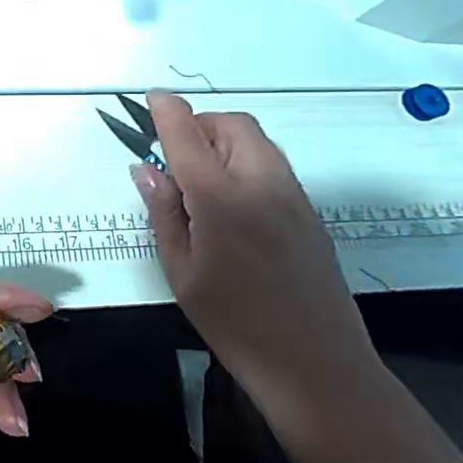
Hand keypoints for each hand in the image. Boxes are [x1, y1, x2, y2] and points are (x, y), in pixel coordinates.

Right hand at [132, 91, 379, 416]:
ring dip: (223, 141)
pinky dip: (244, 160)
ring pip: (257, 142)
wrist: (315, 365)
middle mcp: (264, 186)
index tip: (152, 97)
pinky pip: (272, 165)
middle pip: (234, 125)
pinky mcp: (310, 213)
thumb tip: (147, 169)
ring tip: (197, 178)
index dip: (168, 112)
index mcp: (223, 200)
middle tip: (172, 153)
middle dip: (200, 123)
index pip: (189, 136)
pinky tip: (228, 199)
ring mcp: (294, 198)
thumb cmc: (233, 322)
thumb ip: (163, 212)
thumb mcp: (180, 270)